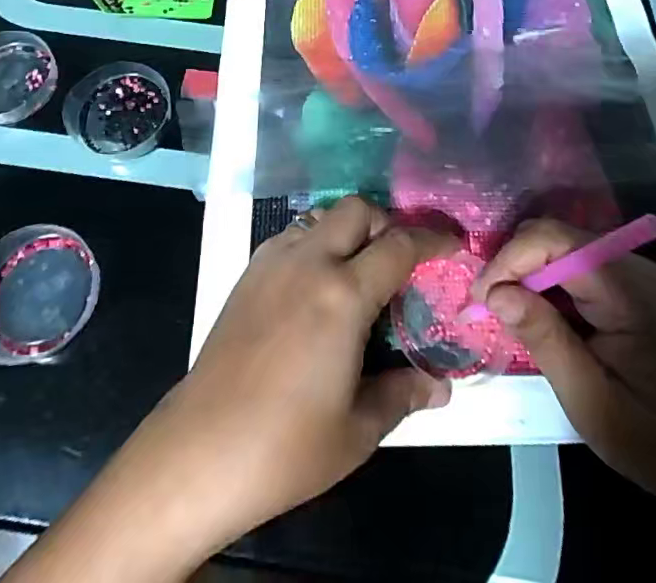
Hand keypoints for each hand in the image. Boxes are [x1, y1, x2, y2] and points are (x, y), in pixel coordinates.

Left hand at [148, 197, 457, 542]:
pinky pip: (289, 238)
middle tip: (401, 263)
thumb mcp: (359, 428)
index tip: (453, 245)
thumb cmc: (287, 445)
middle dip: (386, 224)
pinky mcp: (246, 276)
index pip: (398, 246)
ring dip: (346, 232)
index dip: (433, 240)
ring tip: (359, 276)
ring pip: (318, 218)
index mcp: (342, 295)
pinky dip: (314, 245)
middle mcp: (305, 263)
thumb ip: (403, 393)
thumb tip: (438, 385)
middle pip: (355, 210)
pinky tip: (317, 290)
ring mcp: (269, 264)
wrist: (202, 446)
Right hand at [473, 216, 655, 517]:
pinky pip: (571, 269)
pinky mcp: (626, 289)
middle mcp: (632, 268)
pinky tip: (532, 318)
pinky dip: (542, 287)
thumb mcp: (592, 400)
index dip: (507, 260)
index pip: (552, 241)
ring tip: (501, 315)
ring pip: (557, 250)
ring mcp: (632, 275)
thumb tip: (494, 292)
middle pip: (552, 238)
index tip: (479, 300)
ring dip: (523, 277)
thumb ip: (544, 339)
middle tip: (485, 308)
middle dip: (511, 266)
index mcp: (629, 289)